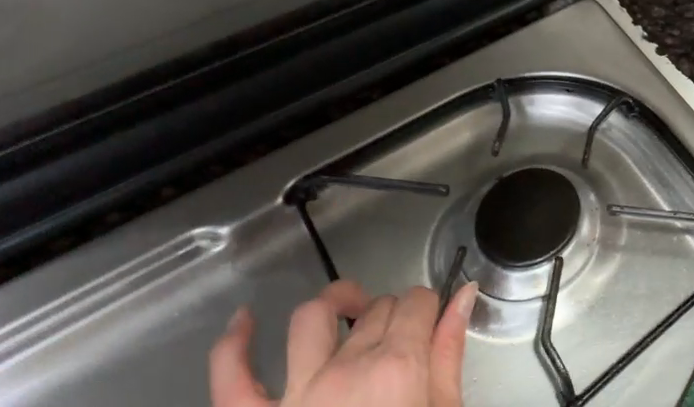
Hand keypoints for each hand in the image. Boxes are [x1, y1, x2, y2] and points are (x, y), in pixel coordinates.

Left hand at [209, 279, 478, 406]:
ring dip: (333, 305)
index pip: (417, 301)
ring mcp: (294, 396)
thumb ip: (450, 355)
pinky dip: (232, 345)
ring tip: (348, 311)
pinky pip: (231, 379)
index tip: (432, 327)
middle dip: (393, 313)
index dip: (429, 308)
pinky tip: (243, 322)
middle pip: (376, 307)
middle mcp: (345, 370)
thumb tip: (463, 296)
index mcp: (398, 368)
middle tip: (401, 342)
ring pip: (311, 318)